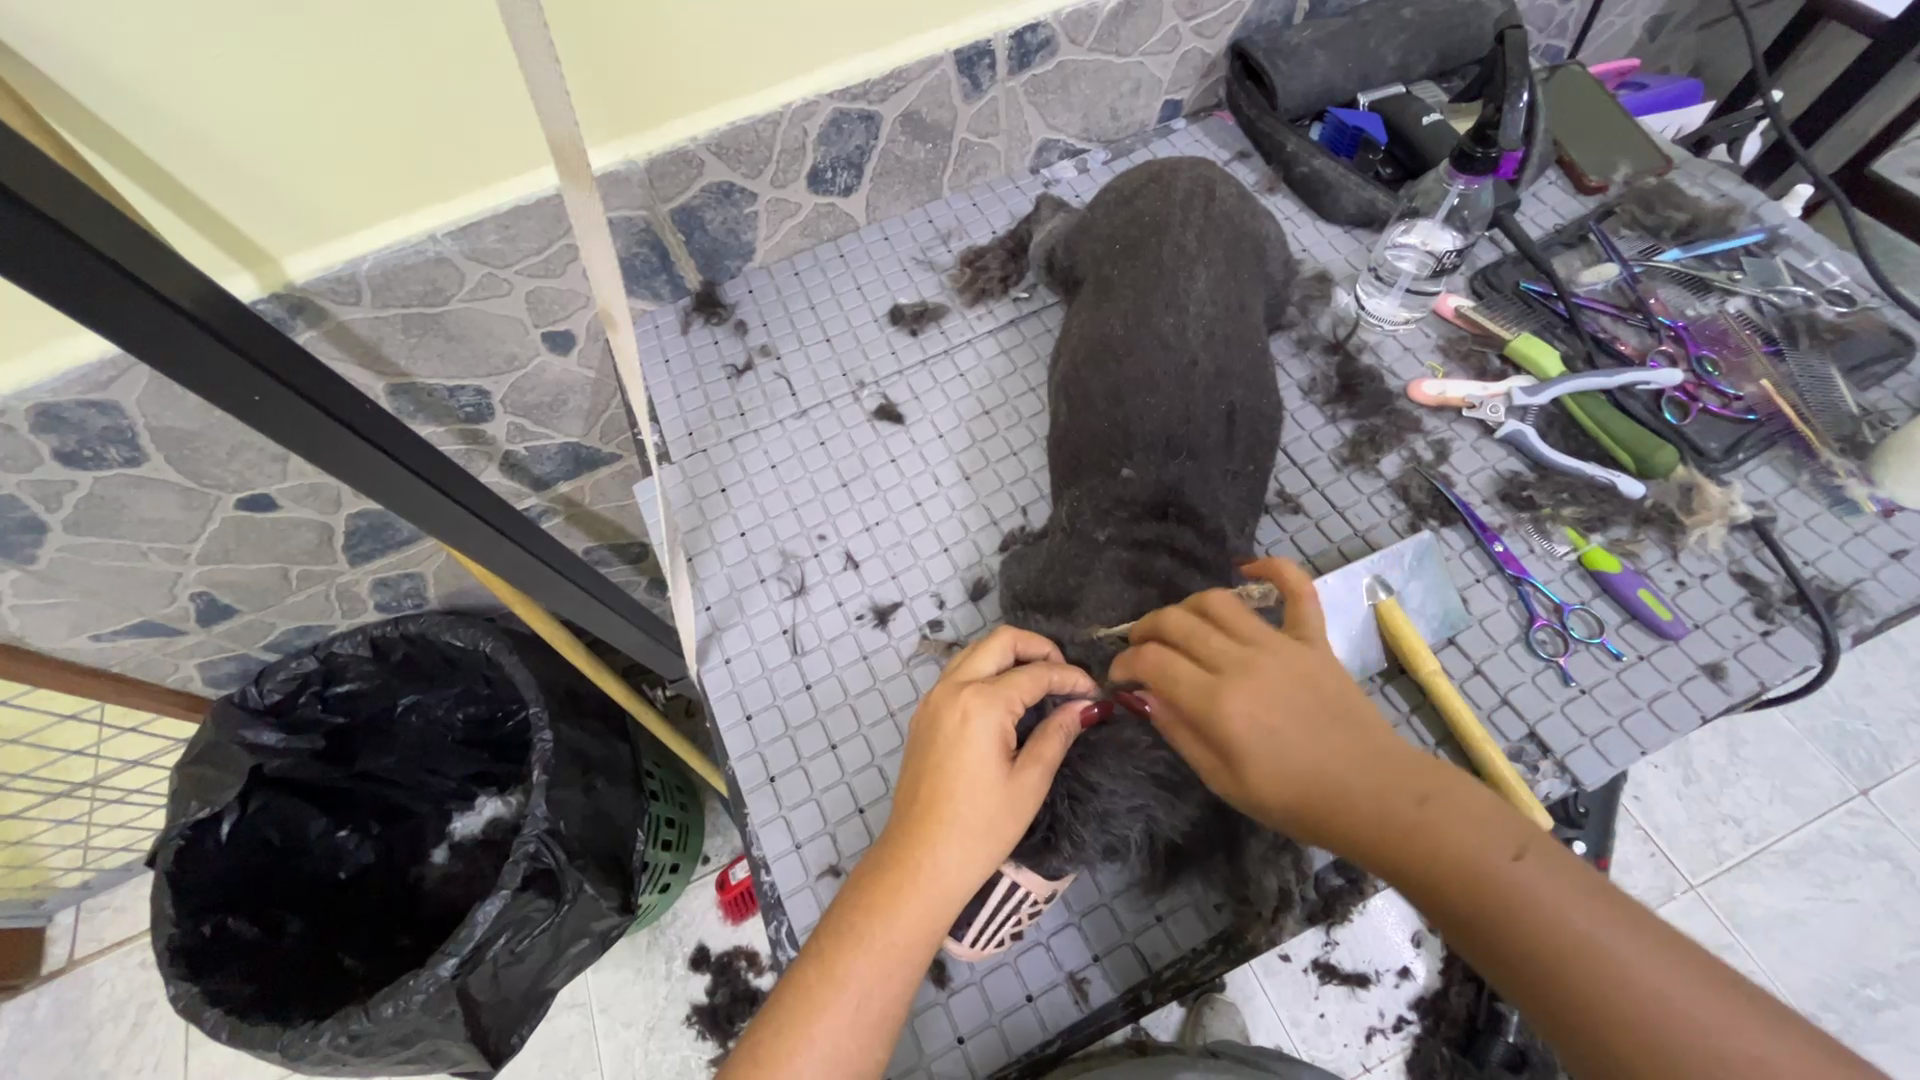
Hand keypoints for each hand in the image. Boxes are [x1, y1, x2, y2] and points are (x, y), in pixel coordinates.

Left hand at [877, 626, 1098, 906]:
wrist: (920, 861)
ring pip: (975, 652)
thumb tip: (1084, 706)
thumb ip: (1057, 734)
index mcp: (982, 703)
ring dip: (1009, 656)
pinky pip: (958, 674)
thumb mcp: (1029, 782)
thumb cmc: (981, 829)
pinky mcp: (923, 715)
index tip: (1094, 693)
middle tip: (1065, 675)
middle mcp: (953, 688)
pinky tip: (1007, 700)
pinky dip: (986, 672)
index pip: (1036, 673)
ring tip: (1040, 684)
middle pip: (1000, 641)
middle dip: (1039, 648)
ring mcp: (932, 699)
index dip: (1071, 677)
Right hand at [1109, 556, 1409, 847]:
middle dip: (1144, 630)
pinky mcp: (1313, 641)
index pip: (1151, 661)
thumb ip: (1179, 732)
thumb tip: (1145, 696)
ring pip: (1217, 602)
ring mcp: (1280, 646)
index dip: (1124, 663)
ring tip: (1177, 624)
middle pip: (1175, 623)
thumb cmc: (1292, 800)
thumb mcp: (1221, 780)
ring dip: (1185, 606)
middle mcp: (1241, 662)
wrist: (1372, 795)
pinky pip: (1296, 591)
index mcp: (1216, 702)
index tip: (1119, 676)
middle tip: (1139, 648)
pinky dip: (1273, 570)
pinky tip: (1248, 569)